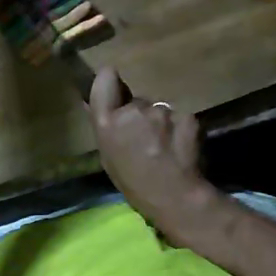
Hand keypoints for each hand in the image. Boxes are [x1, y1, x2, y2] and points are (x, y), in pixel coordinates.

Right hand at [88, 67, 214, 234]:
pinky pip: (181, 117)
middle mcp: (133, 110)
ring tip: (166, 149)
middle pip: (137, 101)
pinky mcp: (186, 116)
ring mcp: (162, 112)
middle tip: (147, 141)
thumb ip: (104, 127)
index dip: (111, 82)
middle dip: (141, 115)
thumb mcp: (109, 158)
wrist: (175, 197)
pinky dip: (181, 129)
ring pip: (160, 111)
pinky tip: (181, 148)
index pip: (106, 79)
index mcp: (108, 122)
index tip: (118, 93)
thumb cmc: (135, 184)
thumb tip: (89, 102)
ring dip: (162, 124)